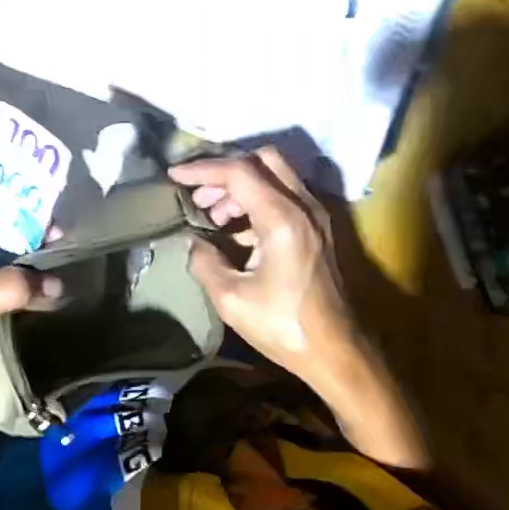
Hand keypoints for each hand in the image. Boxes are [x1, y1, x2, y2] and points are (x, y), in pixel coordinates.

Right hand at [169, 148, 361, 383]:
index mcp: (283, 219)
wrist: (334, 350)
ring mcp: (315, 216)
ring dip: (241, 186)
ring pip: (275, 176)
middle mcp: (304, 206)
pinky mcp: (318, 230)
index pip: (239, 172)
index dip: (203, 170)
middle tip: (199, 197)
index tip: (174, 176)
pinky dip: (257, 200)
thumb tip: (194, 242)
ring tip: (213, 216)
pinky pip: (284, 196)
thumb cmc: (283, 327)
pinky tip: (236, 230)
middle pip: (263, 160)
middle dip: (225, 171)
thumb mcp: (231, 298)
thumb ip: (205, 262)